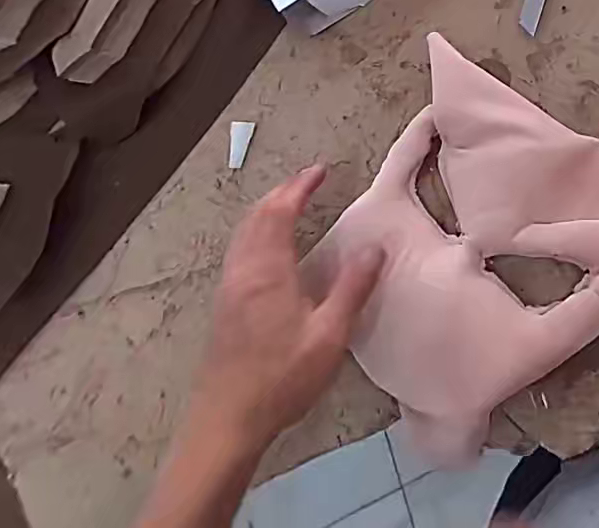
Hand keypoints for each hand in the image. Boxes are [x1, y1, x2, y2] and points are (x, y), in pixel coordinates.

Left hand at [190, 165, 383, 444]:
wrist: (224, 428)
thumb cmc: (280, 379)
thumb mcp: (329, 335)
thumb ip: (353, 288)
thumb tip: (374, 247)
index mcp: (266, 275)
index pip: (278, 215)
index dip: (298, 188)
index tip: (320, 171)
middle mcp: (242, 276)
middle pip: (255, 219)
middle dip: (281, 192)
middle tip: (308, 179)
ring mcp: (228, 292)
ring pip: (243, 235)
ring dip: (267, 210)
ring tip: (291, 201)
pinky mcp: (225, 307)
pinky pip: (240, 251)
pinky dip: (258, 230)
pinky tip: (271, 243)